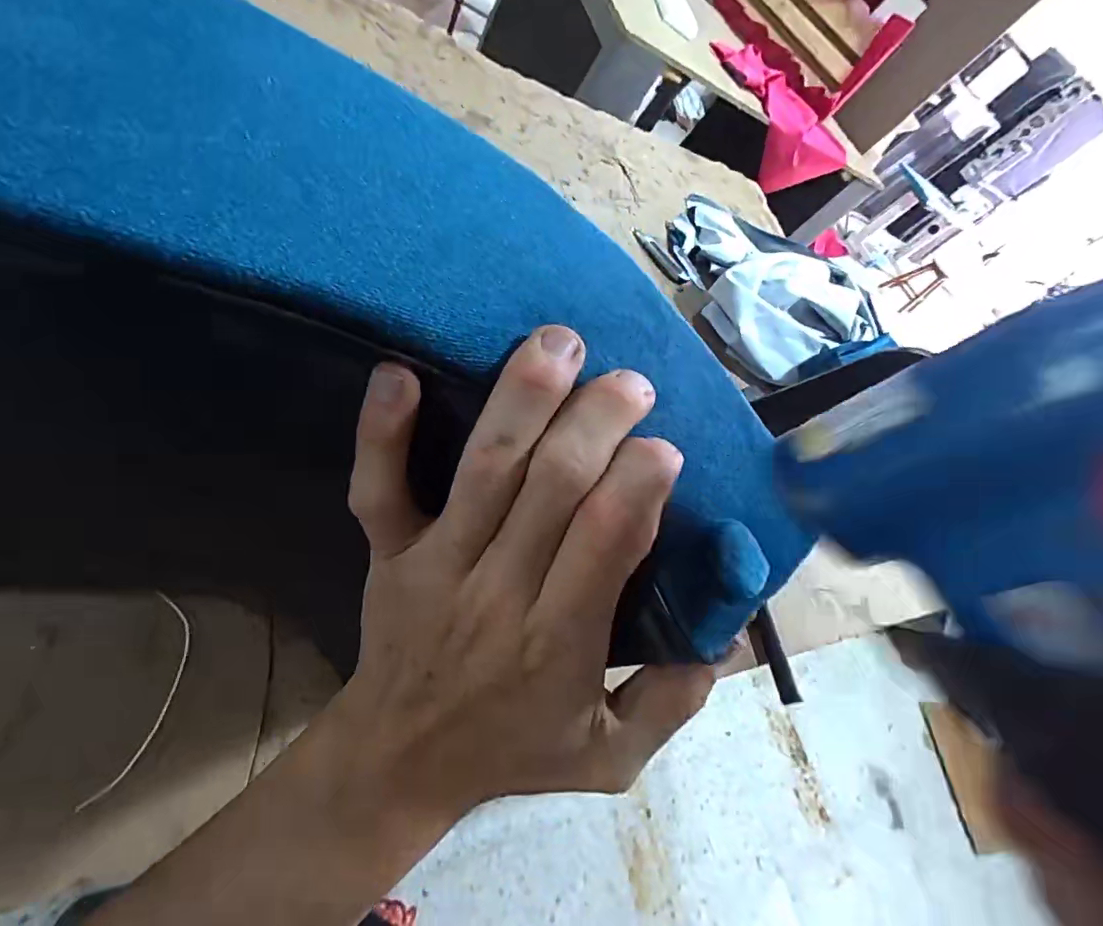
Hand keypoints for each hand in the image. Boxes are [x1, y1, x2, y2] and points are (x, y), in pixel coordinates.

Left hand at [93, 326, 718, 925]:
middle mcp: (498, 591)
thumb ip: (671, 700)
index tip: (665, 446)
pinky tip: (399, 371)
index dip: (639, 483)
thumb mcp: (610, 757)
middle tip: (630, 381)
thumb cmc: (513, 750)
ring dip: (522, 398)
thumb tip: (725, 634)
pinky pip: (377, 487)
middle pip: (552, 486)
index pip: (607, 540)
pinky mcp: (388, 550)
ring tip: (558, 343)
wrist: (400, 758)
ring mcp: (435, 564)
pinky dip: (383, 431)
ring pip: (484, 468)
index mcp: (558, 641)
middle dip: (596, 421)